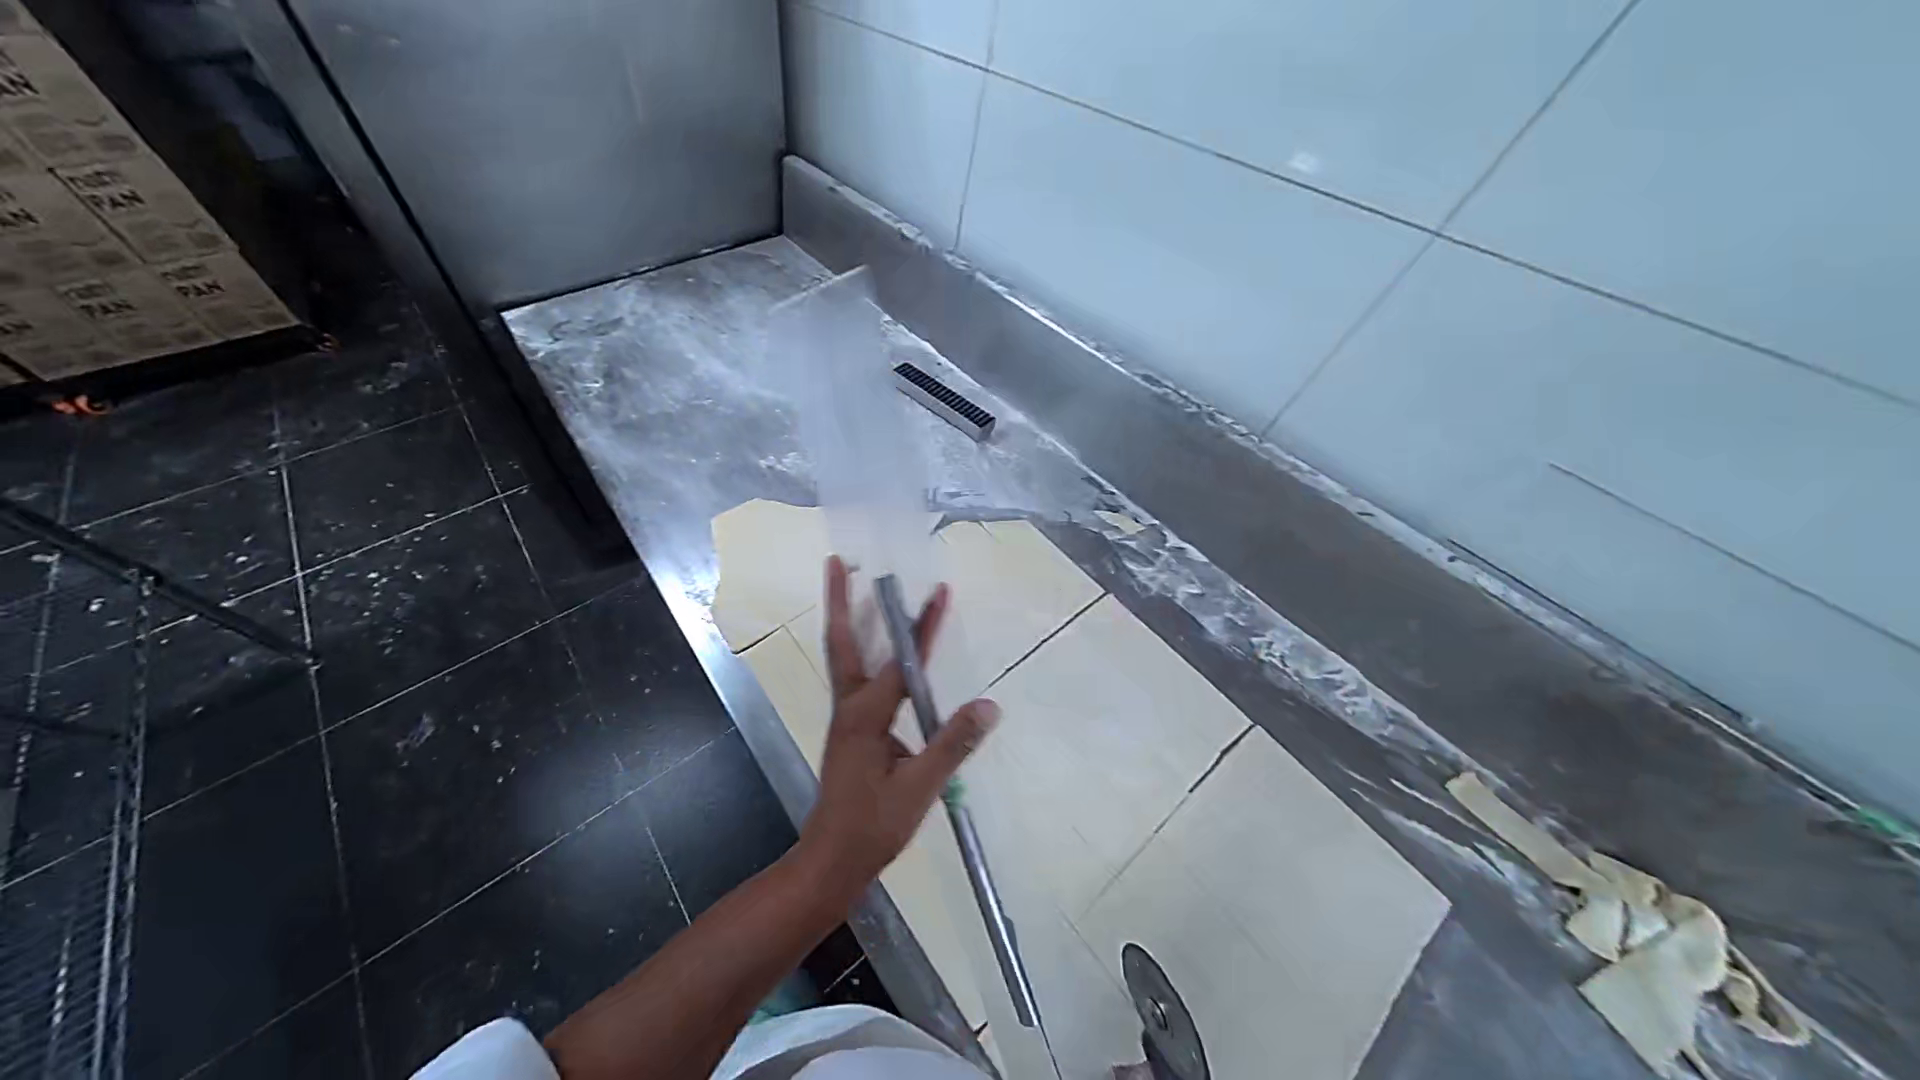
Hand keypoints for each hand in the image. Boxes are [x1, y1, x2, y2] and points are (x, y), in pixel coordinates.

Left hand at [796, 556, 999, 891]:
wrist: (831, 860)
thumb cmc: (873, 826)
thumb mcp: (919, 788)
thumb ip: (952, 745)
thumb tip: (989, 706)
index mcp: (867, 716)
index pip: (902, 662)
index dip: (923, 626)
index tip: (939, 591)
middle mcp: (850, 707)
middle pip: (843, 642)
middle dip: (842, 600)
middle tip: (837, 561)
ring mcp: (847, 718)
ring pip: (844, 656)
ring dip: (848, 618)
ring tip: (852, 586)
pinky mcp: (851, 731)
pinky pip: (854, 677)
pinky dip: (860, 649)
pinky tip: (875, 650)